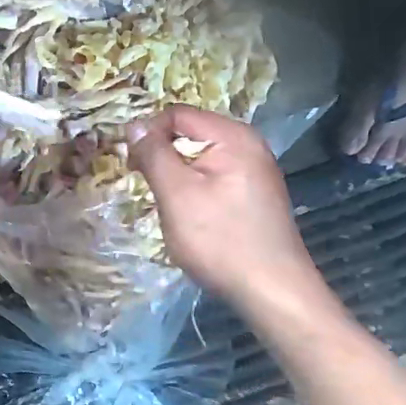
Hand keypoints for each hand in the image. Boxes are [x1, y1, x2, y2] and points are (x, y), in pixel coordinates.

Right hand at [126, 106, 319, 306]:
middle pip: (192, 135)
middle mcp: (250, 145)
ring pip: (203, 161)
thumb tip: (134, 125)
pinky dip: (199, 193)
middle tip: (151, 192)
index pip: (178, 114)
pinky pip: (218, 180)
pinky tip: (196, 221)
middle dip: (165, 158)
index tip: (132, 166)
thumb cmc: (220, 240)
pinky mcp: (258, 196)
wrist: (273, 290)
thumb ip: (154, 154)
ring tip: (172, 210)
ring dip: (180, 179)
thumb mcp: (177, 194)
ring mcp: (257, 171)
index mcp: (234, 136)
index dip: (148, 134)